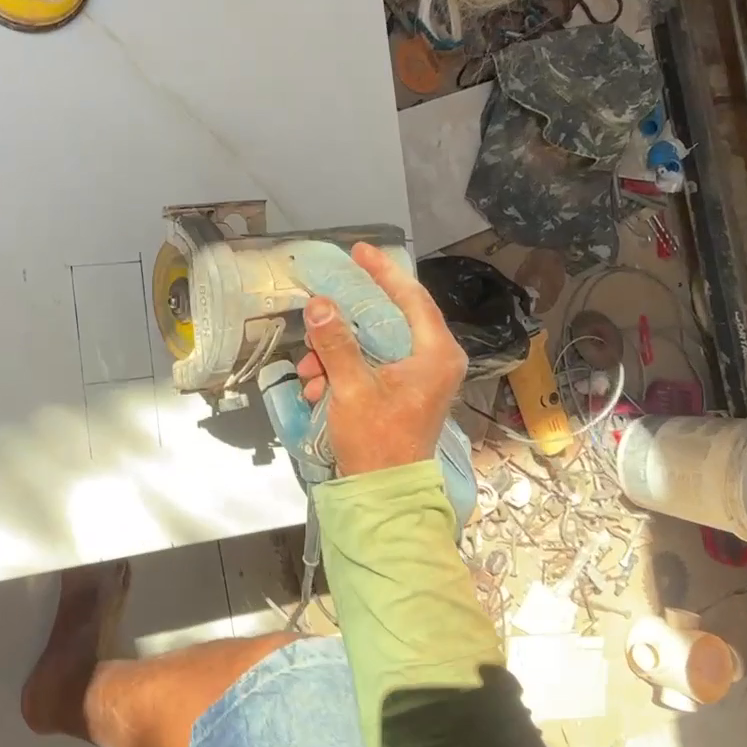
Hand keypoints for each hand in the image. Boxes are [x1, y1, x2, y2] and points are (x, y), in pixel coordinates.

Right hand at [295, 242, 466, 477]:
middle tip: (322, 301)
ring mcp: (418, 378)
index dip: (384, 271)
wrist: (383, 494)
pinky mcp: (401, 393)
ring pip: (372, 344)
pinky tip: (318, 386)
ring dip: (336, 350)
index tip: (359, 251)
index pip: (412, 297)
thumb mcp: (352, 388)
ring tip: (311, 367)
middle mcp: (433, 361)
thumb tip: (320, 303)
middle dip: (347, 318)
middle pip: (388, 318)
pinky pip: (368, 366)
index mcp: (436, 354)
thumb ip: (336, 342)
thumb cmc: (377, 441)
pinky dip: (341, 370)